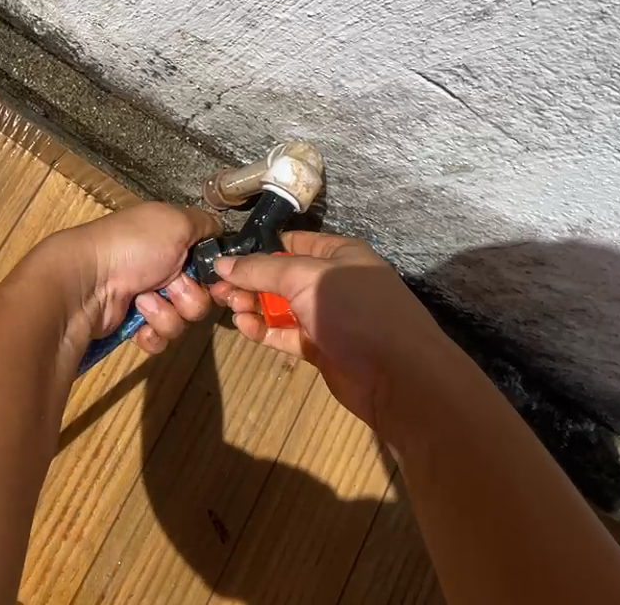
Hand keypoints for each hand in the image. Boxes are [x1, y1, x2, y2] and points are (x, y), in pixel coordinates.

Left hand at [31, 202, 218, 355]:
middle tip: (169, 285)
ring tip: (143, 301)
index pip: (207, 264)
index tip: (216, 281)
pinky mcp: (133, 324)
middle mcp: (160, 268)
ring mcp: (146, 297)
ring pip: (182, 320)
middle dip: (188, 295)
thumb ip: (204, 223)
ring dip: (166, 312)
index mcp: (170, 241)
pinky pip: (161, 338)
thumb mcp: (176, 221)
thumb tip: (219, 230)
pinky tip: (138, 322)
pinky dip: (152, 332)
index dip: (215, 276)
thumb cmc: (133, 245)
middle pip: (200, 296)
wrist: (90, 281)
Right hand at [212, 231, 438, 426]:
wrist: (400, 378)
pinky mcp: (320, 347)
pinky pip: (285, 333)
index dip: (256, 249)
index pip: (289, 243)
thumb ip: (260, 270)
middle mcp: (331, 281)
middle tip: (219, 290)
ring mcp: (327, 316)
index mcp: (338, 254)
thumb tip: (221, 263)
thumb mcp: (304, 278)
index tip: (224, 258)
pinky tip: (246, 329)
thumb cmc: (356, 311)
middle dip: (248, 281)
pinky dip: (264, 330)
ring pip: (279, 305)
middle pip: (279, 275)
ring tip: (231, 309)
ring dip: (253, 306)